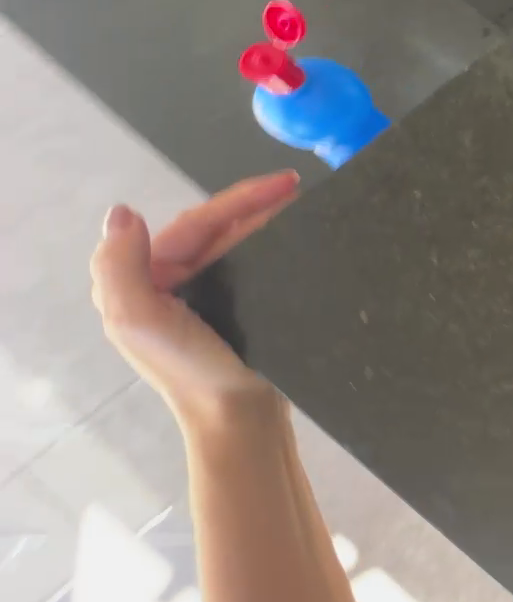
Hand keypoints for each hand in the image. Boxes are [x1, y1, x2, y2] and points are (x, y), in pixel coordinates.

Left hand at [89, 172, 301, 422]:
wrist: (239, 418)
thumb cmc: (192, 370)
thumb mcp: (138, 319)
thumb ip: (119, 266)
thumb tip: (124, 213)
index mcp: (149, 278)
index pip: (198, 224)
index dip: (239, 198)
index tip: (288, 183)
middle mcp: (177, 282)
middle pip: (220, 229)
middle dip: (257, 202)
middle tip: (300, 186)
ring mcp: (214, 298)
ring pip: (242, 246)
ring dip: (270, 222)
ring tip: (306, 208)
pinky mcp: (247, 313)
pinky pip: (260, 269)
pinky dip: (280, 250)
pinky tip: (304, 245)